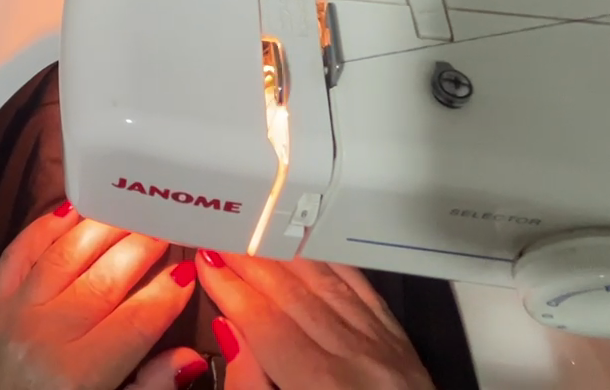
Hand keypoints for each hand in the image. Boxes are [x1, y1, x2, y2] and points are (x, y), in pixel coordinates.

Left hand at [0, 201, 206, 389]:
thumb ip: (148, 389)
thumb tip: (192, 355)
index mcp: (76, 378)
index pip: (134, 322)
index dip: (166, 293)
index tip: (189, 267)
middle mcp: (43, 337)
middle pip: (103, 280)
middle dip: (140, 248)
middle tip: (165, 224)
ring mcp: (11, 314)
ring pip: (65, 255)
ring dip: (101, 228)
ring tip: (130, 207)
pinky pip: (19, 252)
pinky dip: (46, 226)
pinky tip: (73, 209)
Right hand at [195, 251, 433, 389]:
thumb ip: (252, 387)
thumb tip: (231, 329)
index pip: (268, 325)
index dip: (232, 289)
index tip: (204, 259)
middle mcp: (364, 367)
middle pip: (295, 297)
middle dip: (251, 262)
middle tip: (218, 235)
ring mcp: (391, 353)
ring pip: (327, 284)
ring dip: (283, 255)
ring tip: (250, 236)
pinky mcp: (405, 349)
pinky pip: (362, 289)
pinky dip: (329, 264)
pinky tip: (305, 249)